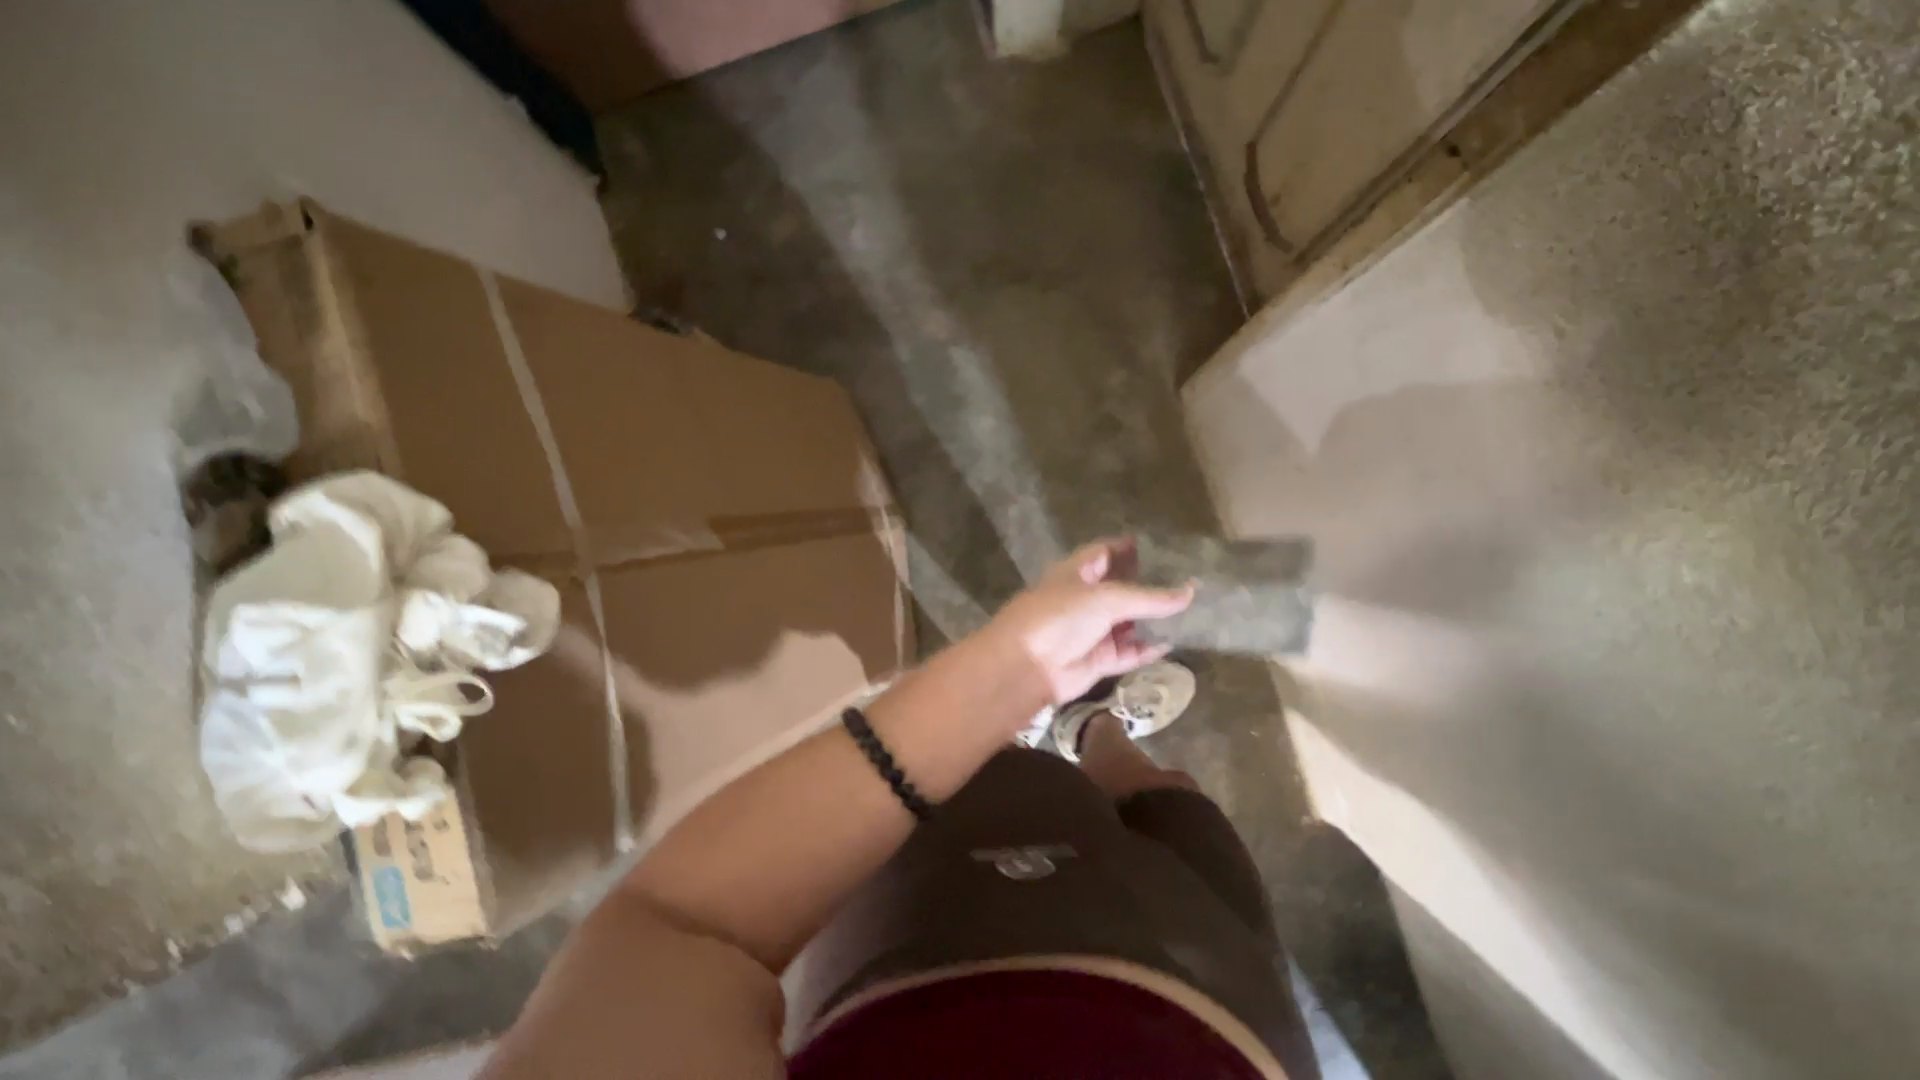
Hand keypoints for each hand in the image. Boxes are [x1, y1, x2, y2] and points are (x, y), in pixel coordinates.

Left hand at [976, 539, 1193, 705]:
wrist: (1025, 667)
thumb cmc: (1060, 617)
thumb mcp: (1106, 598)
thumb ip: (1149, 597)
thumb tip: (1190, 592)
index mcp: (1076, 572)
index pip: (1105, 553)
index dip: (1130, 548)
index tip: (1164, 546)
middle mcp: (1083, 599)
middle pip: (1121, 589)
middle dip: (1150, 586)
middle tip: (1189, 580)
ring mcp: (1089, 631)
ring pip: (1128, 623)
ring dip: (1153, 619)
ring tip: (1191, 611)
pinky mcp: (1096, 660)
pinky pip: (1128, 652)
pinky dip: (1147, 648)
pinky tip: (1173, 642)